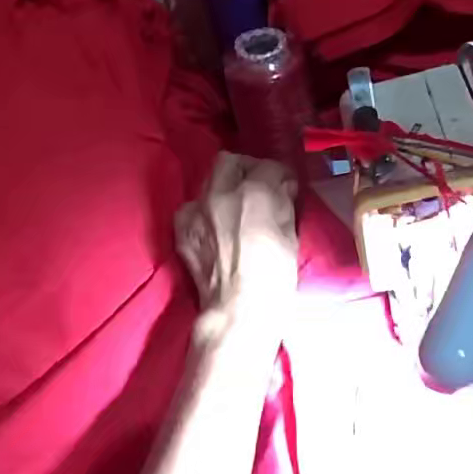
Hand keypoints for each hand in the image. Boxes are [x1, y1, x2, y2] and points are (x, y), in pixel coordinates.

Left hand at [174, 153, 297, 325]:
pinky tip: (215, 225)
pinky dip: (205, 210)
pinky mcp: (182, 230)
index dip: (279, 176)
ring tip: (235, 206)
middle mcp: (221, 194)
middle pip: (230, 161)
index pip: (269, 167)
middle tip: (257, 186)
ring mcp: (197, 211)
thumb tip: (281, 190)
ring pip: (208, 180)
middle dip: (246, 170)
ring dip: (224, 187)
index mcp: (255, 193)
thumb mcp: (291, 236)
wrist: (239, 311)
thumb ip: (283, 205)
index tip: (284, 186)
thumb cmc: (275, 279)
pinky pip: (193, 206)